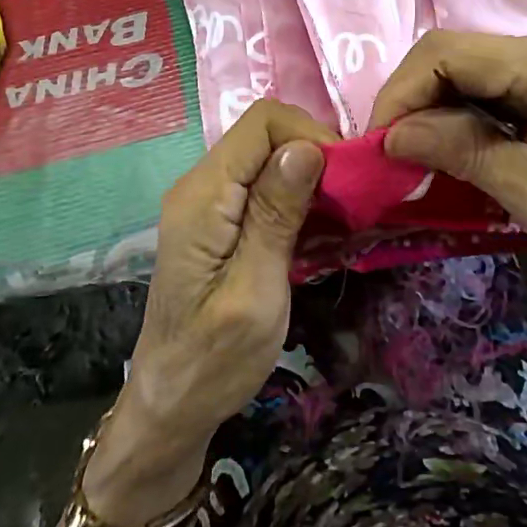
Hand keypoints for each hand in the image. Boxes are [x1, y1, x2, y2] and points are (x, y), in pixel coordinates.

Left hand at [87, 100, 335, 524]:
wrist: (172, 402)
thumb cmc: (215, 360)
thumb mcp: (256, 292)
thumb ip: (276, 216)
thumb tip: (306, 147)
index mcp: (203, 196)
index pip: (262, 123)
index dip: (311, 135)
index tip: (348, 180)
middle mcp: (199, 186)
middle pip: (264, 136)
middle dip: (315, 157)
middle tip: (353, 204)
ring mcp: (206, 203)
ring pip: (266, 160)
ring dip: (310, 181)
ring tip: (344, 219)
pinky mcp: (217, 222)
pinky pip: (260, 189)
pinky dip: (295, 201)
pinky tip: (320, 232)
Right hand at [370, 30, 526, 291]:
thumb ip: (463, 151)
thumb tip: (392, 134)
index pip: (448, 53)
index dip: (401, 93)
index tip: (379, 145)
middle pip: (452, 56)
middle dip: (412, 102)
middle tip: (393, 154)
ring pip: (464, 72)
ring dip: (432, 111)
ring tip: (416, 156)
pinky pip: (487, 89)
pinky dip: (458, 117)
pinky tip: (451, 150)